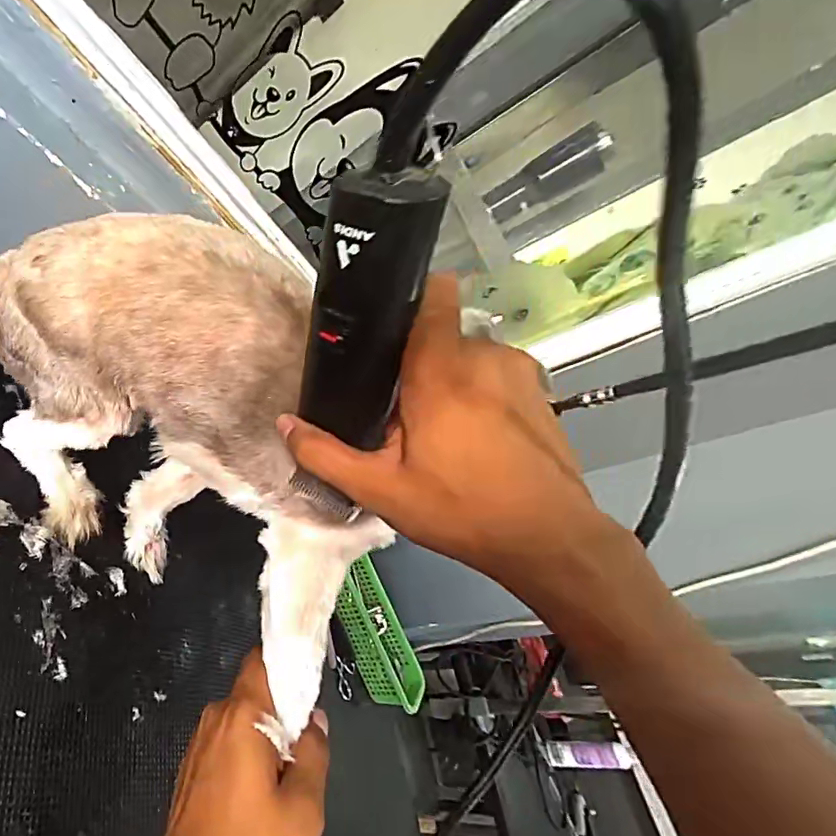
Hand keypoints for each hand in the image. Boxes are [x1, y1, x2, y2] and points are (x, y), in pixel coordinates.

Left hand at [66, 650, 327, 835]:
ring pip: (244, 724)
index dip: (291, 660)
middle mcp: (215, 721)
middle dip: (286, 715)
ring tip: (287, 789)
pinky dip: (250, 759)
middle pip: (256, 694)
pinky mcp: (191, 771)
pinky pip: (229, 746)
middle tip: (308, 756)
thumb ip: (314, 756)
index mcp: (241, 718)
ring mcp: (199, 746)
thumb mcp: (303, 812)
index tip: (314, 675)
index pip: (263, 661)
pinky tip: (261, 803)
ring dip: (269, 742)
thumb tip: (314, 722)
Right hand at [277, 275, 619, 588]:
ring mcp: (518, 370)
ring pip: (466, 357)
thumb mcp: (381, 491)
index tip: (382, 333)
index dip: (406, 300)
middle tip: (400, 415)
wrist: (549, 539)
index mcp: (441, 370)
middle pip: (438, 336)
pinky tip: (475, 440)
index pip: (432, 295)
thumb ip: (326, 454)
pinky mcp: (540, 389)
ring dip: (447, 382)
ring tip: (439, 433)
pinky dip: (477, 394)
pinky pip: (494, 374)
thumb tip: (286, 424)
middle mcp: (484, 355)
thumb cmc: (461, 510)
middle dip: (415, 366)